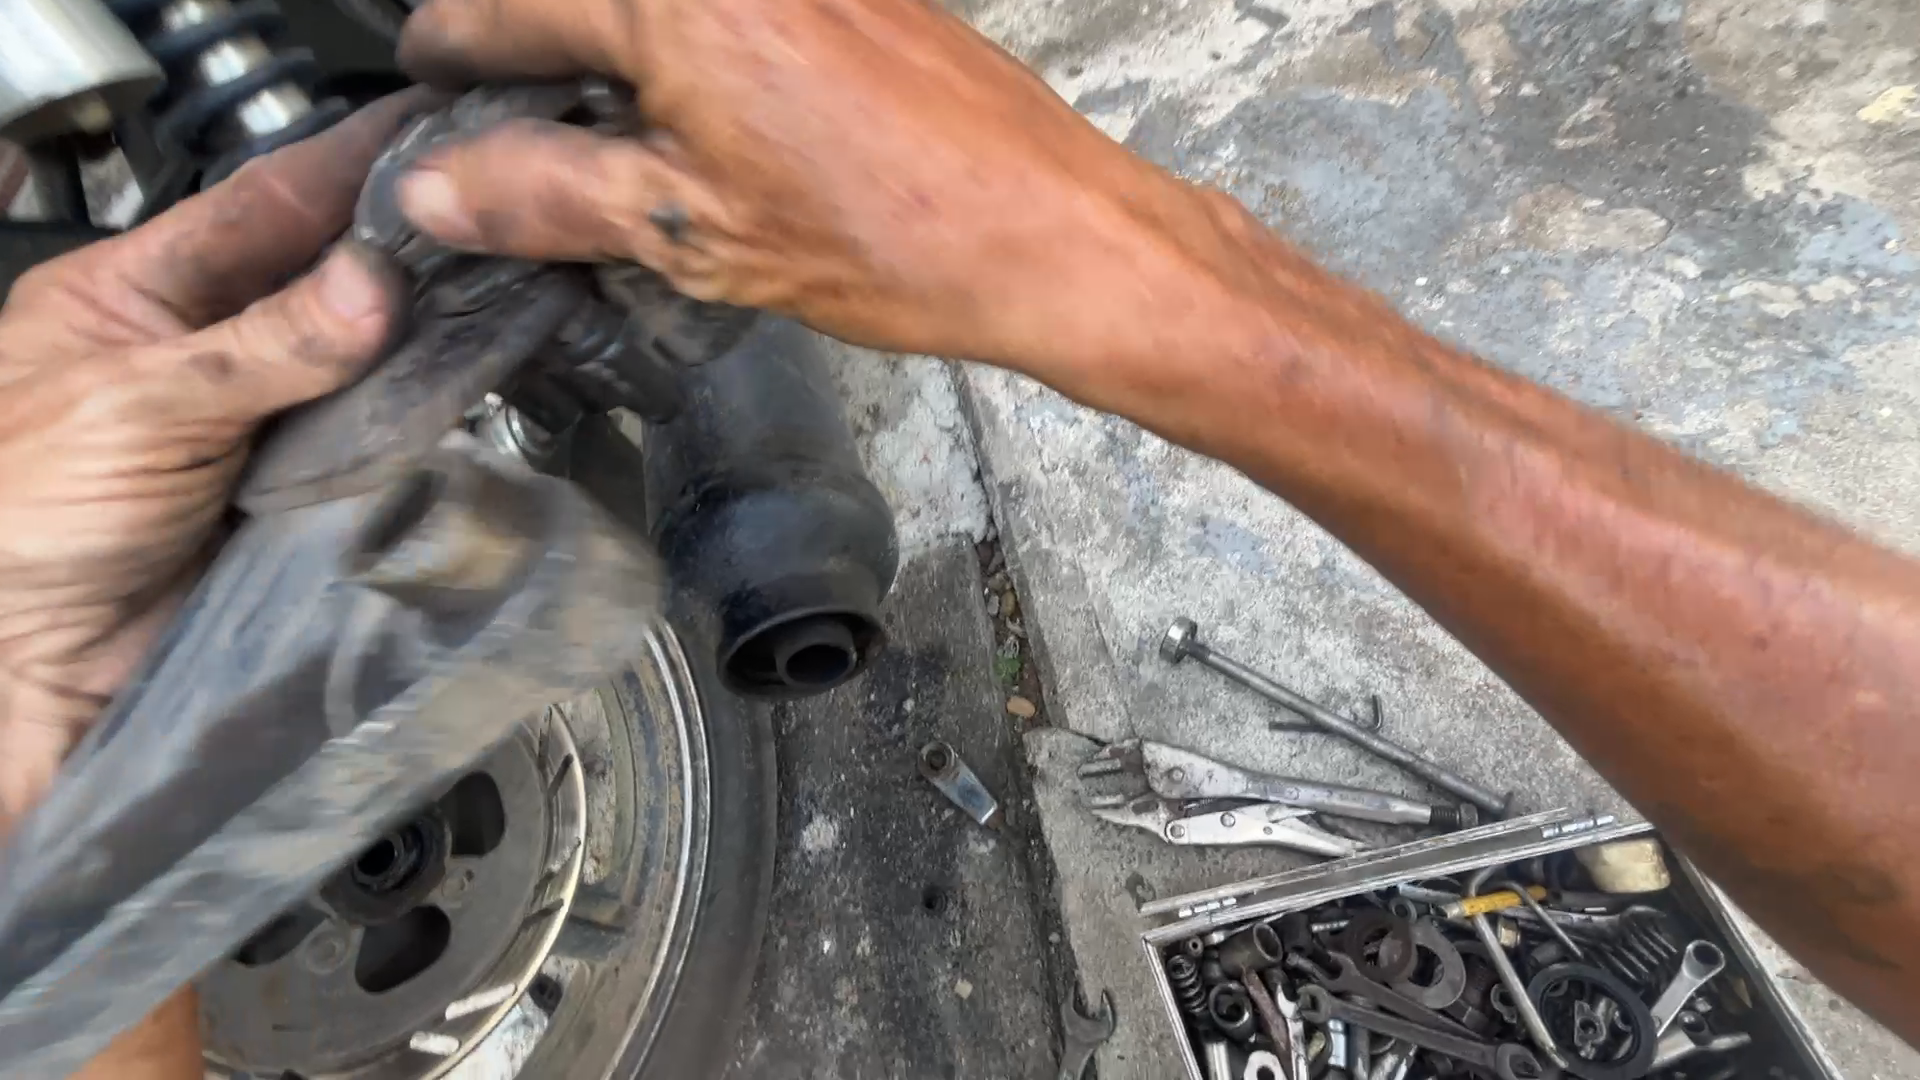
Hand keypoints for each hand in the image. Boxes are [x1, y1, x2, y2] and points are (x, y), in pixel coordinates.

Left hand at [0, 94, 420, 1073]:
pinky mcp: (329, 474)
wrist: (41, 670)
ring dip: (440, 322)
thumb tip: (370, 283)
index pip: (269, 203)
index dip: (348, 161)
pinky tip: (487, 380)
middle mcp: (230, 348)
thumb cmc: (19, 525)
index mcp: (146, 298)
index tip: (426, 125)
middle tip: (500, 213)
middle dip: (416, 241)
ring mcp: (287, 413)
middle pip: (340, 275)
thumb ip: (257, 347)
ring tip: (517, 289)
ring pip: (381, 349)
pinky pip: (397, 423)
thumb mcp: (127, 407)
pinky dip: (442, 400)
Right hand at [392, 0, 1256, 391]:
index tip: (429, 84)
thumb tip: (445, 189)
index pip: (510, 9)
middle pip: (592, 0)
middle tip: (508, 120)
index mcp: (677, 1)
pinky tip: (702, 120)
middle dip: (539, 54)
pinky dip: (699, 63)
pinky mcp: (864, 4)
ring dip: (623, 63)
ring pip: (670, 15)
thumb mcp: (708, 236)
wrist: (1044, 236)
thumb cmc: (893, 242)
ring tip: (602, 136)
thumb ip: (562, 198)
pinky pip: (743, 22)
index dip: (458, 54)